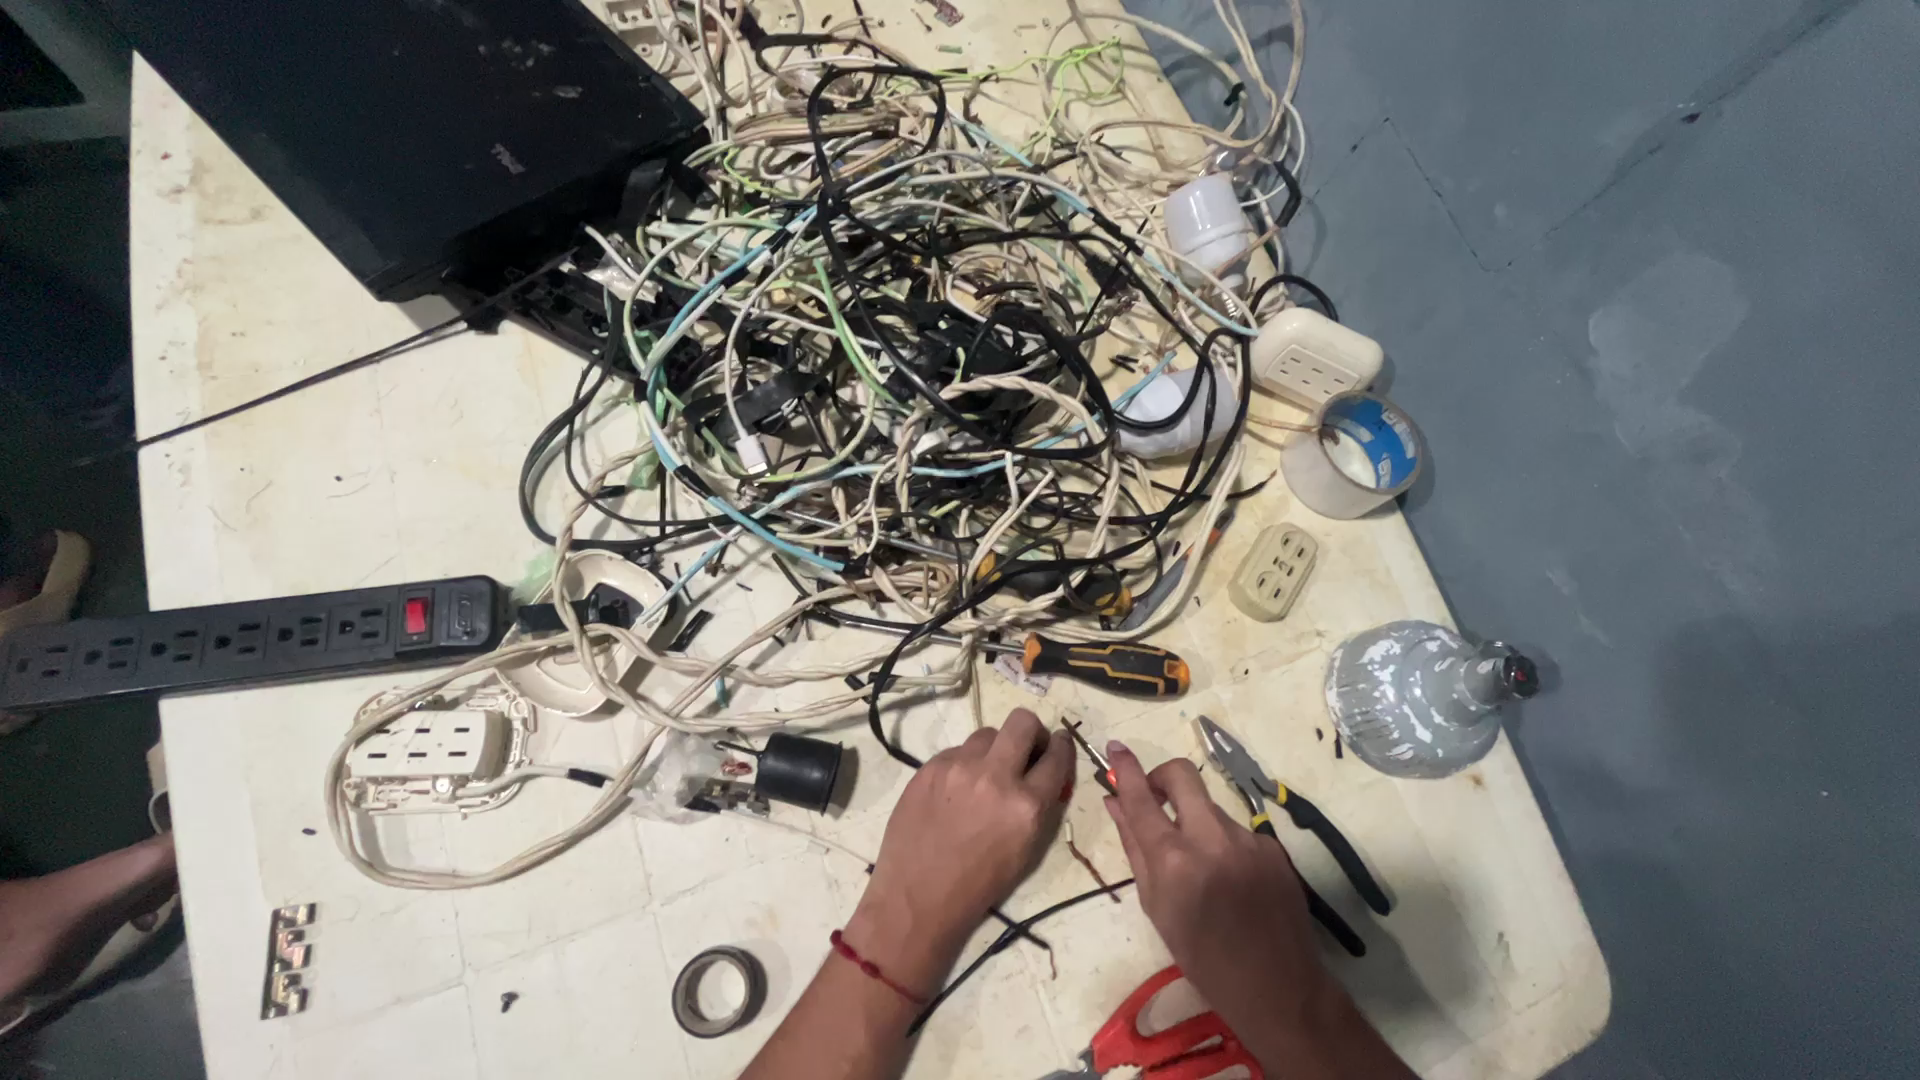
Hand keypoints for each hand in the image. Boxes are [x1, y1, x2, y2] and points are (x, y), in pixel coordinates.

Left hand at [845, 708, 1070, 993]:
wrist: (919, 897)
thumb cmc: (979, 884)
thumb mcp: (1027, 851)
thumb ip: (1040, 807)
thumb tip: (1046, 773)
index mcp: (1026, 805)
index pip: (1056, 757)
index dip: (1061, 746)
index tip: (1058, 742)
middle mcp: (995, 777)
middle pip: (1022, 721)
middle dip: (1030, 731)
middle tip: (1025, 748)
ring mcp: (958, 767)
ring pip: (987, 732)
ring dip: (994, 748)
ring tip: (984, 774)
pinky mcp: (930, 767)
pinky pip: (956, 750)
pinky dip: (963, 764)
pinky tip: (955, 790)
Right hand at [1102, 741, 1334, 1040]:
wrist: (1279, 989)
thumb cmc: (1203, 958)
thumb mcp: (1155, 907)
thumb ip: (1134, 848)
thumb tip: (1115, 802)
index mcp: (1174, 861)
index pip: (1142, 798)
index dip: (1125, 768)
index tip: (1115, 747)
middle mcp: (1212, 839)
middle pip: (1183, 775)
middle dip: (1163, 776)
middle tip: (1156, 797)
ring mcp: (1248, 840)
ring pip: (1210, 808)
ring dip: (1195, 822)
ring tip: (1200, 867)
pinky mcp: (1273, 848)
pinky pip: (1236, 831)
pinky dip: (1223, 844)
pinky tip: (1231, 880)